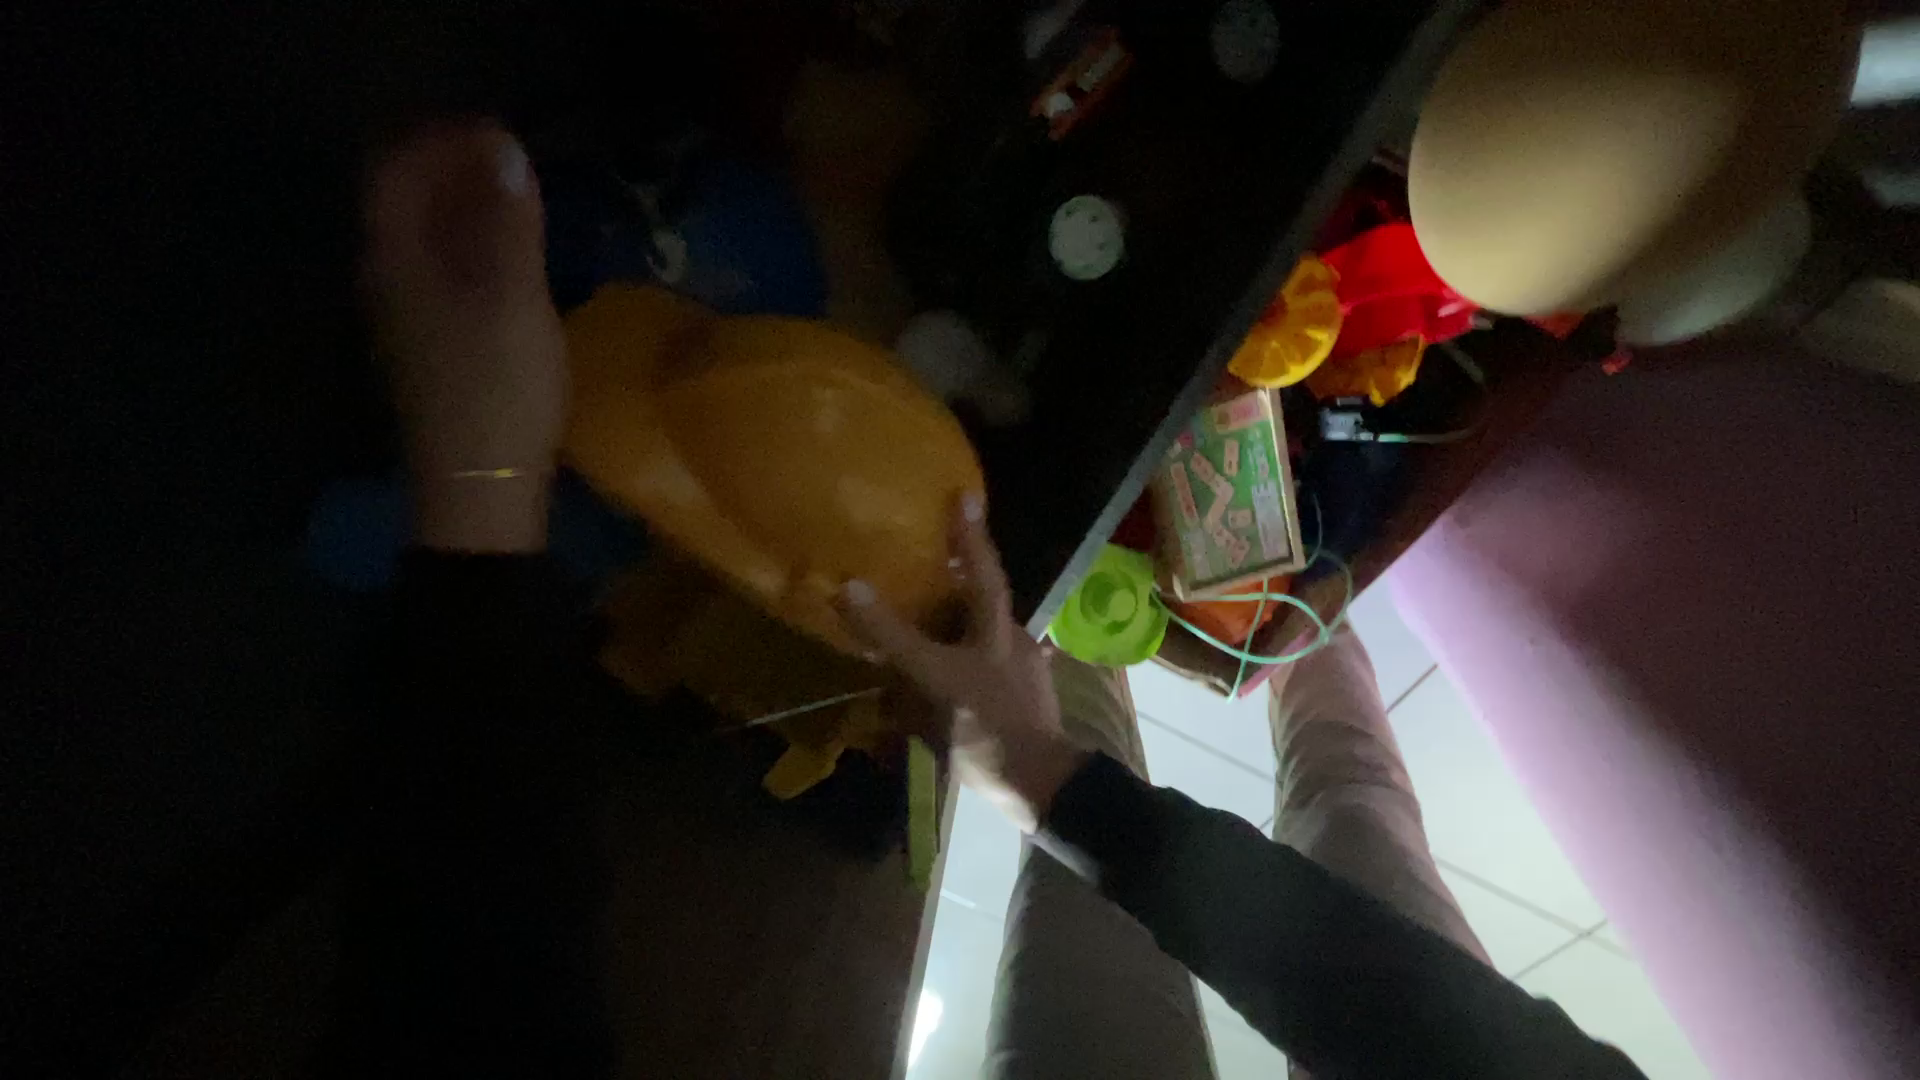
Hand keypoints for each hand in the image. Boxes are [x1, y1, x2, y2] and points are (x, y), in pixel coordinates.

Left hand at [363, 121, 566, 552]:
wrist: (481, 488)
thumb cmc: (499, 389)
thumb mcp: (512, 300)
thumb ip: (507, 225)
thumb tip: (504, 150)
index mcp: (398, 262)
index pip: (400, 172)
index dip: (444, 142)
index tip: (502, 136)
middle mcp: (389, 284)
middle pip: (409, 208)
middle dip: (457, 175)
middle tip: (518, 169)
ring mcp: (410, 326)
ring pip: (429, 248)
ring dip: (468, 218)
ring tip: (524, 213)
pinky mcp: (437, 357)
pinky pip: (447, 282)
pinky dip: (478, 258)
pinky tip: (516, 275)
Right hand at [836, 494, 1089, 832]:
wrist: (1040, 784)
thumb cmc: (985, 730)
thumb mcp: (932, 686)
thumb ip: (892, 642)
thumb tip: (850, 591)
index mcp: (996, 632)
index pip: (982, 572)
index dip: (969, 535)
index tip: (965, 495)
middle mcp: (1014, 641)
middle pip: (986, 599)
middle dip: (966, 573)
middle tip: (938, 555)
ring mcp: (1024, 669)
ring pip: (989, 632)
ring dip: (966, 619)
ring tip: (935, 619)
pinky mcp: (1026, 695)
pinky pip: (993, 663)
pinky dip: (972, 658)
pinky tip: (951, 675)